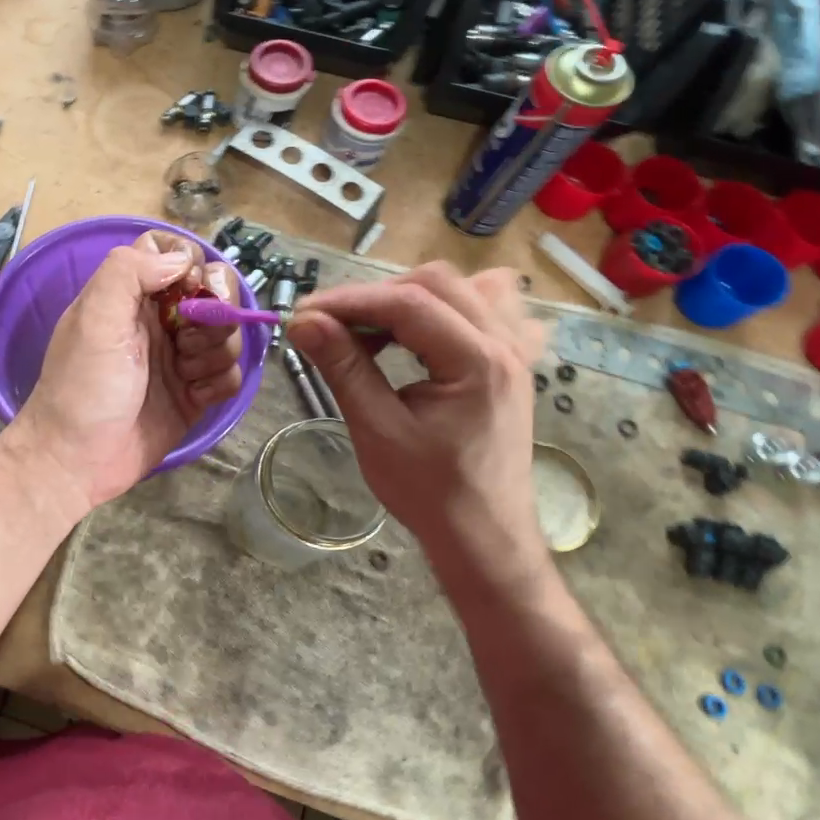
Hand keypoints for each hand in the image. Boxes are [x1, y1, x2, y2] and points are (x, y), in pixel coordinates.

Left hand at [11, 232, 243, 510]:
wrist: (77, 460)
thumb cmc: (81, 387)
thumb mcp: (94, 319)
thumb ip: (128, 273)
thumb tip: (179, 262)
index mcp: (130, 297)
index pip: (172, 254)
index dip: (189, 263)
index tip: (188, 287)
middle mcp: (158, 322)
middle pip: (212, 291)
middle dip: (216, 310)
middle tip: (190, 338)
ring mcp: (178, 359)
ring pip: (226, 332)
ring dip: (216, 350)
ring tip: (186, 374)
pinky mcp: (193, 396)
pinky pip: (228, 375)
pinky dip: (220, 383)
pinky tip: (196, 397)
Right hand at [287, 264, 550, 594]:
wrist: (483, 535)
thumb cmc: (429, 491)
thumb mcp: (377, 429)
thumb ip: (344, 368)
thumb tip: (303, 322)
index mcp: (477, 361)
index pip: (407, 303)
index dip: (350, 301)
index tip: (304, 315)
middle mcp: (504, 344)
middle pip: (436, 283)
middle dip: (375, 296)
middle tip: (330, 325)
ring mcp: (515, 351)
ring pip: (464, 288)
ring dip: (412, 298)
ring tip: (375, 330)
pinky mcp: (512, 364)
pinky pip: (493, 309)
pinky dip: (453, 308)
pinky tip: (428, 334)